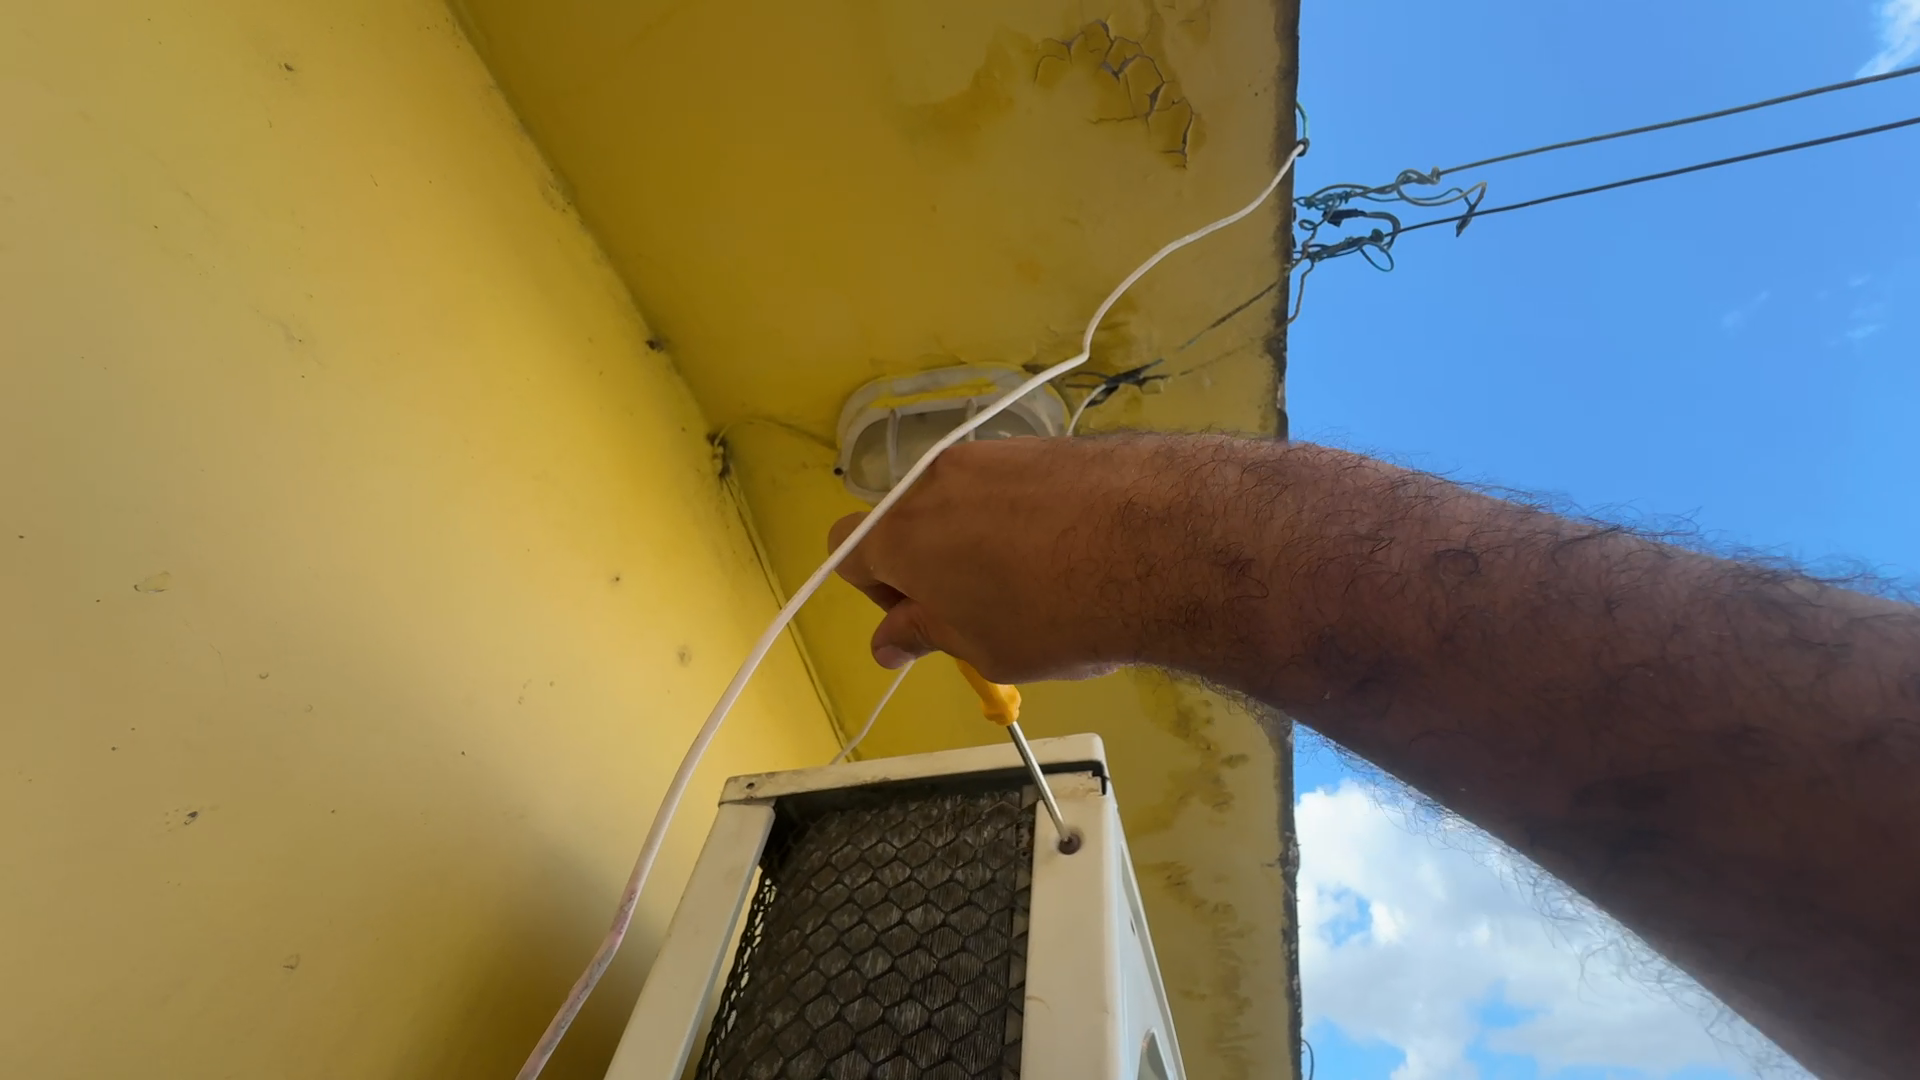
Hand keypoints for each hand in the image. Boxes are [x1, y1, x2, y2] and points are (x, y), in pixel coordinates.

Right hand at [828, 435, 1206, 682]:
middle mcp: (934, 479)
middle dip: (932, 565)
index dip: (877, 592)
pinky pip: (1011, 483)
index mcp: (901, 533)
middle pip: (908, 523)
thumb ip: (926, 636)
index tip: (926, 617)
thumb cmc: (1053, 612)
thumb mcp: (982, 645)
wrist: (1158, 540)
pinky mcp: (1042, 442)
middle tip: (986, 605)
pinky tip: (1073, 543)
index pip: (845, 551)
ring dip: (978, 538)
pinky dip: (1022, 514)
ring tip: (1042, 575)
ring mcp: (991, 452)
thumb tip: (886, 643)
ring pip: (962, 501)